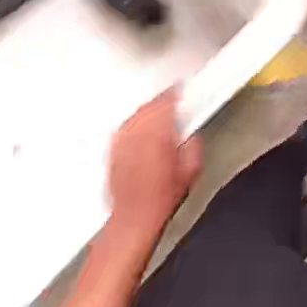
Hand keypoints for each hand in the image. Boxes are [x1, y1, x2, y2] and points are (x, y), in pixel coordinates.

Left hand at [108, 88, 201, 235]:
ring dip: (146, 108)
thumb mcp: (191, 171)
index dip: (175, 93)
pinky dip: (132, 122)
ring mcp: (123, 144)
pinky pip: (123, 128)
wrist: (136, 218)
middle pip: (149, 107)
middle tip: (171, 96)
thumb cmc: (161, 198)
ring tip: (156, 107)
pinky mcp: (113, 153)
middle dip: (161, 99)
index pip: (166, 104)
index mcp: (160, 136)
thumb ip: (193, 147)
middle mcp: (139, 137)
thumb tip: (192, 137)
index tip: (180, 88)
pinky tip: (137, 123)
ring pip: (135, 115)